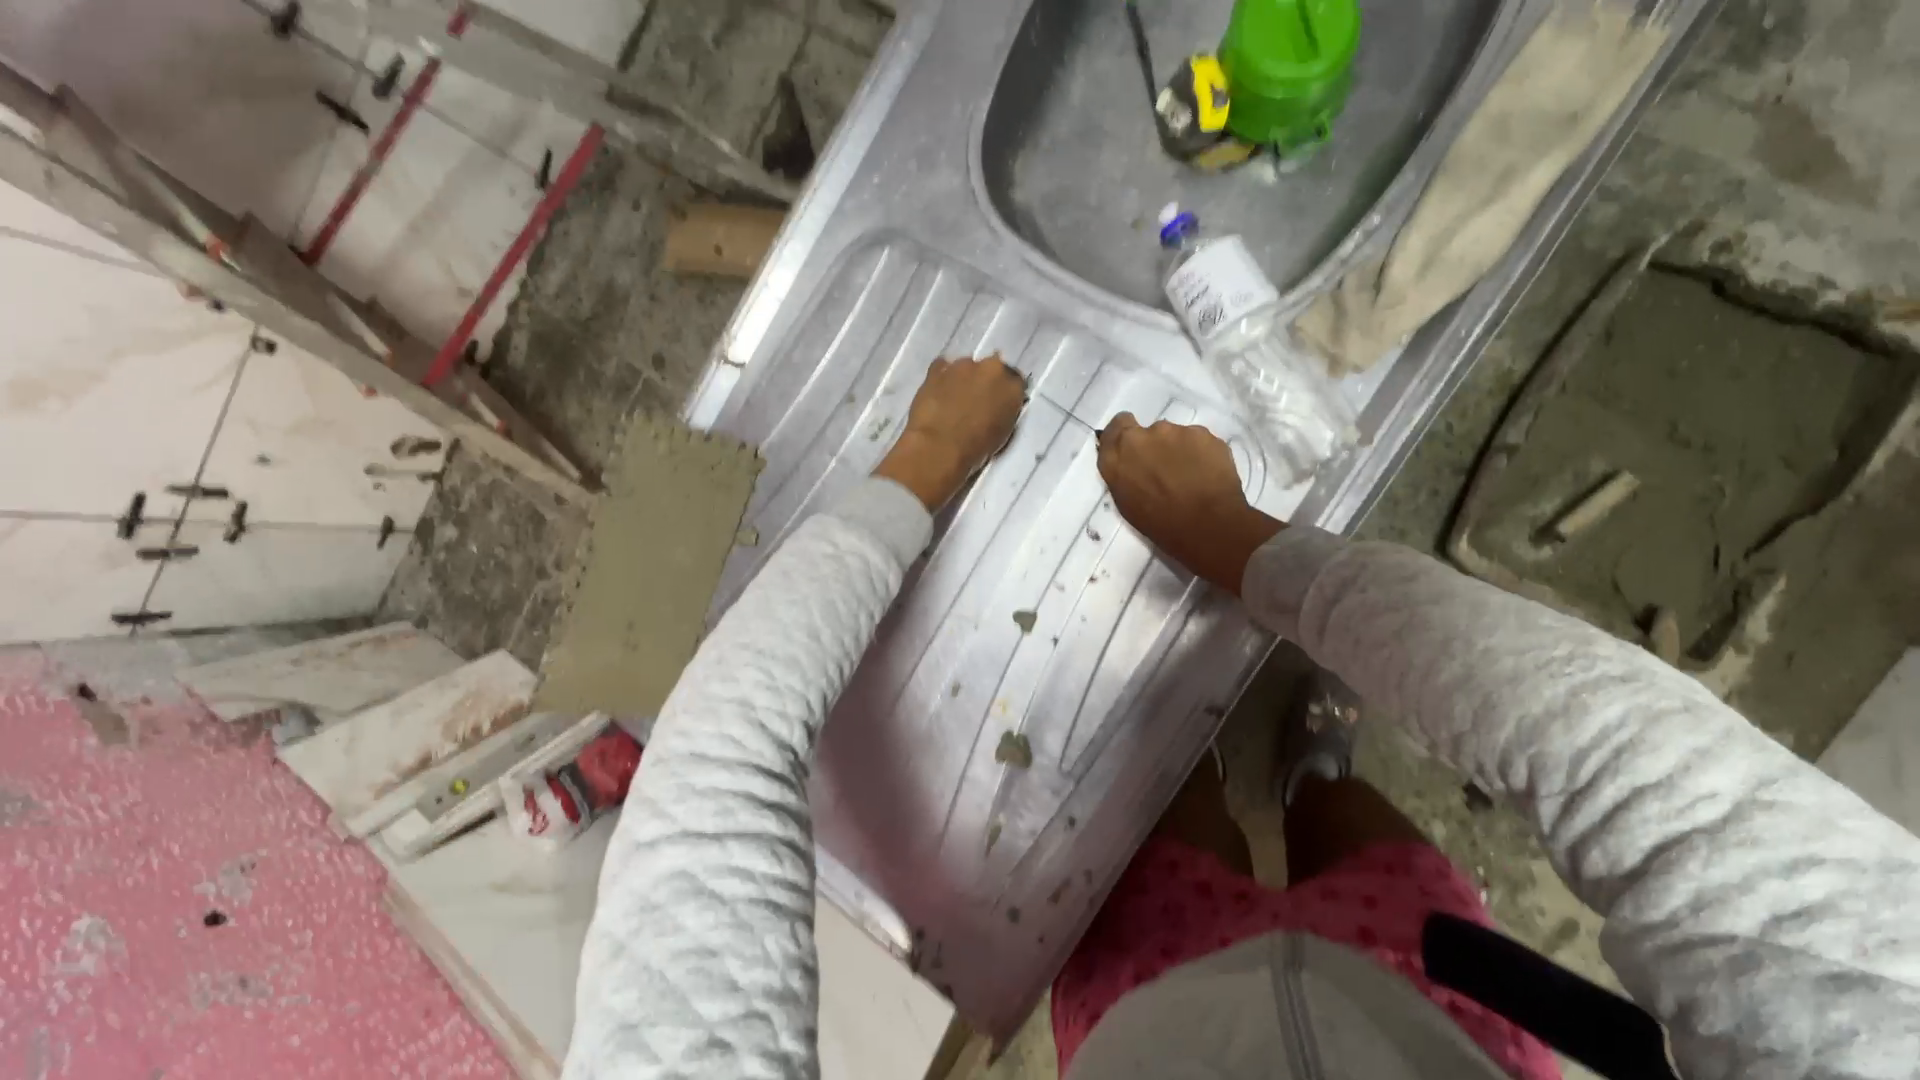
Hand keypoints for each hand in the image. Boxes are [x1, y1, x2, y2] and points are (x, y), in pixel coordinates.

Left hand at [874, 354, 1026, 509]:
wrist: (939, 447)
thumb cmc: (976, 449)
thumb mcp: (1003, 433)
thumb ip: (1004, 411)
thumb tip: (997, 405)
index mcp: (1013, 386)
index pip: (1014, 382)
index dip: (1003, 393)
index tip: (996, 403)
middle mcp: (992, 368)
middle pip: (991, 369)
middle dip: (984, 382)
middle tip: (975, 401)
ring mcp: (963, 364)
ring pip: (966, 367)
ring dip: (963, 379)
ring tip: (952, 400)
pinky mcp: (937, 367)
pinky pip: (942, 368)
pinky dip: (942, 378)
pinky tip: (937, 393)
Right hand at [1097, 414, 1284, 594]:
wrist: (1207, 525)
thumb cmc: (1161, 525)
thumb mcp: (1126, 502)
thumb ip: (1124, 473)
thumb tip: (1132, 463)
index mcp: (1116, 457)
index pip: (1116, 427)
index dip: (1127, 434)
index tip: (1137, 449)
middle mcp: (1139, 437)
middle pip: (1147, 432)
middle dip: (1155, 445)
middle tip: (1167, 470)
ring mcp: (1172, 431)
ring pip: (1175, 435)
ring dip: (1179, 449)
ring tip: (1192, 475)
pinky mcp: (1202, 432)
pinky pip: (1198, 439)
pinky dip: (1201, 452)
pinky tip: (1208, 473)